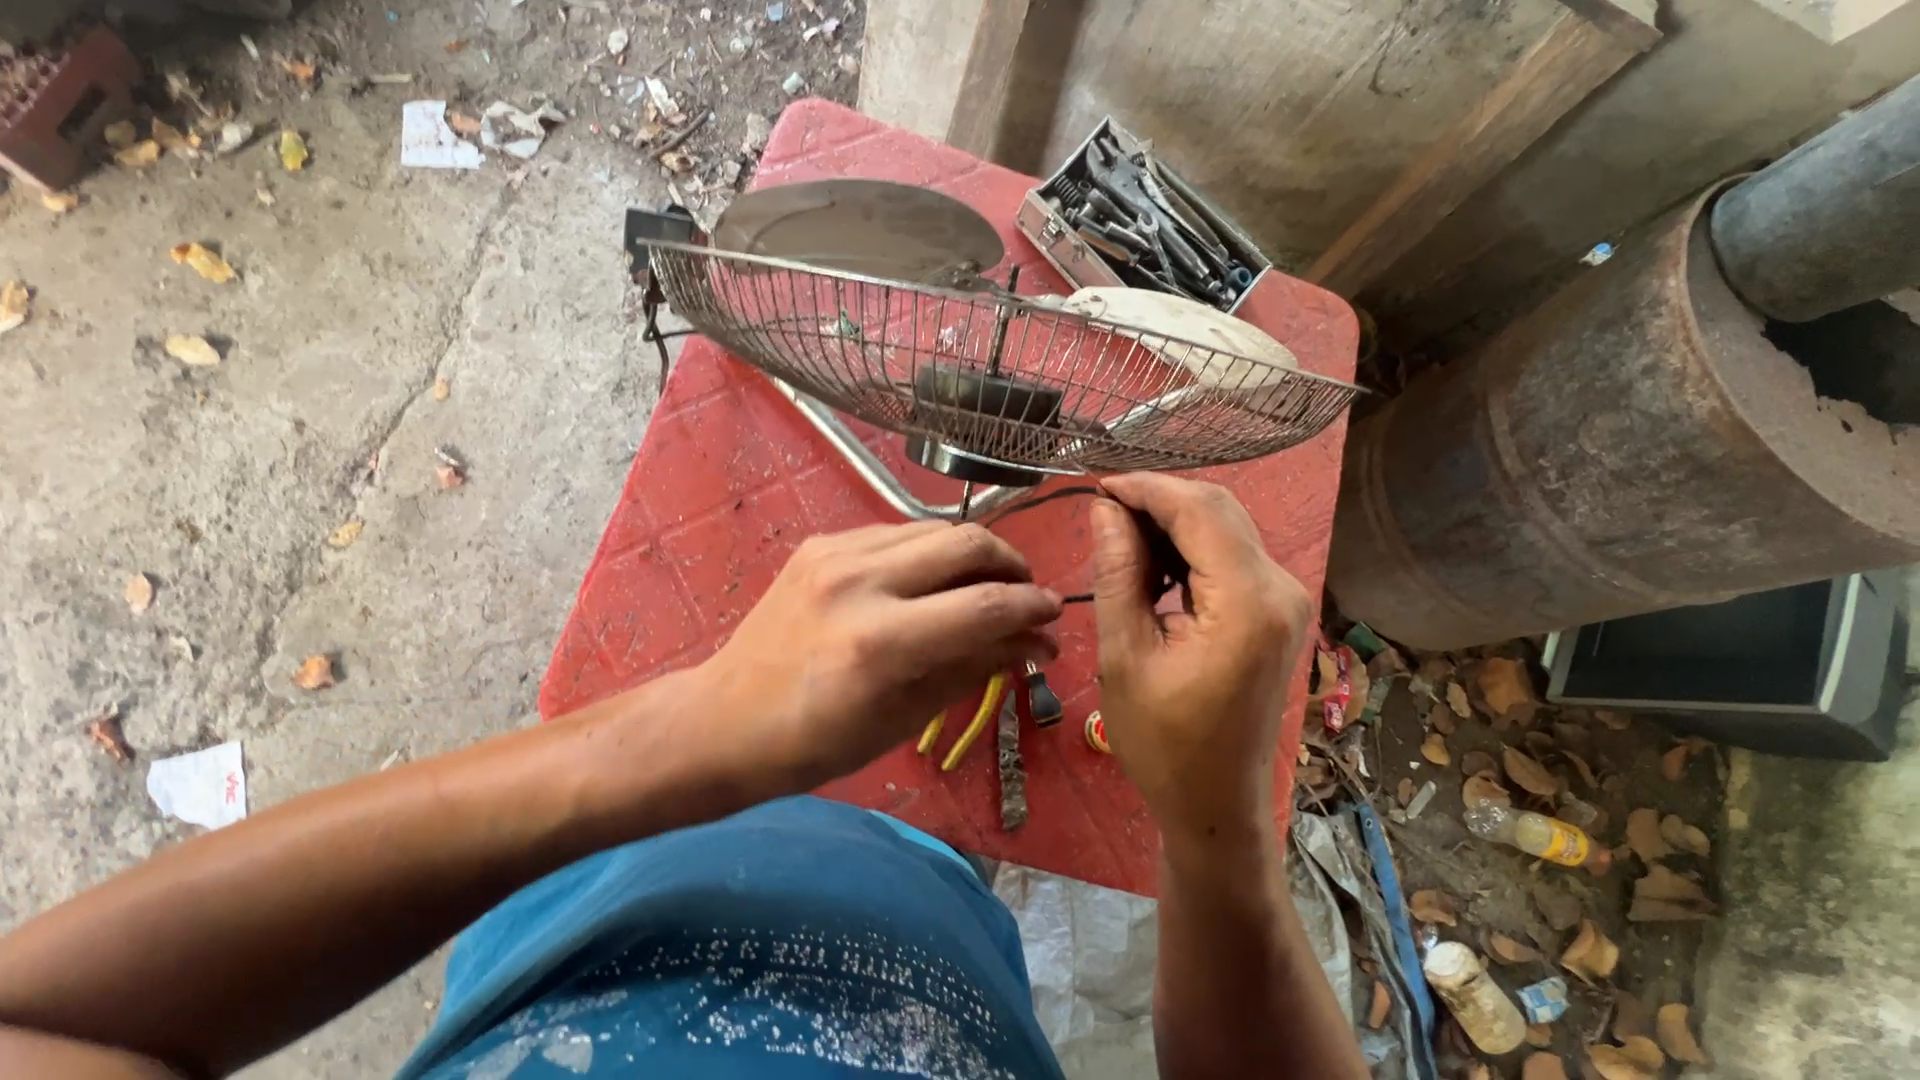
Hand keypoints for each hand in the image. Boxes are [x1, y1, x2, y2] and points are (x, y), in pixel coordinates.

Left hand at [692, 522, 1063, 797]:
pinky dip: (928, 553)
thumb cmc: (815, 743)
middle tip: (1026, 595)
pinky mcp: (819, 544)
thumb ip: (974, 669)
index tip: (1055, 619)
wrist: (724, 720)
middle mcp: (859, 581)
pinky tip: (931, 583)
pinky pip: (896, 533)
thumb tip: (1034, 644)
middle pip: (966, 543)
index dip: (1032, 608)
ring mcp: (834, 554)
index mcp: (879, 641)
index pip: (984, 605)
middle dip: (1013, 565)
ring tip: (986, 587)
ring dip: (973, 554)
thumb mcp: (904, 718)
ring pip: (934, 528)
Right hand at [1090, 474, 1311, 847]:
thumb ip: (1117, 572)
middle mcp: (1282, 588)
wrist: (1216, 805)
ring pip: (1226, 527)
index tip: (1096, 487)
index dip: (1145, 488)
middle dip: (1158, 501)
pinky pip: (1233, 555)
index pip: (1198, 509)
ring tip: (1120, 540)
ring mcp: (1288, 599)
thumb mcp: (1125, 655)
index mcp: (1247, 601)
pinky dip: (1192, 548)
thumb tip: (1105, 508)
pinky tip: (1155, 565)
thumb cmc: (1162, 742)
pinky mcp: (1279, 610)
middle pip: (1218, 510)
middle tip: (1101, 515)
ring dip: (1174, 523)